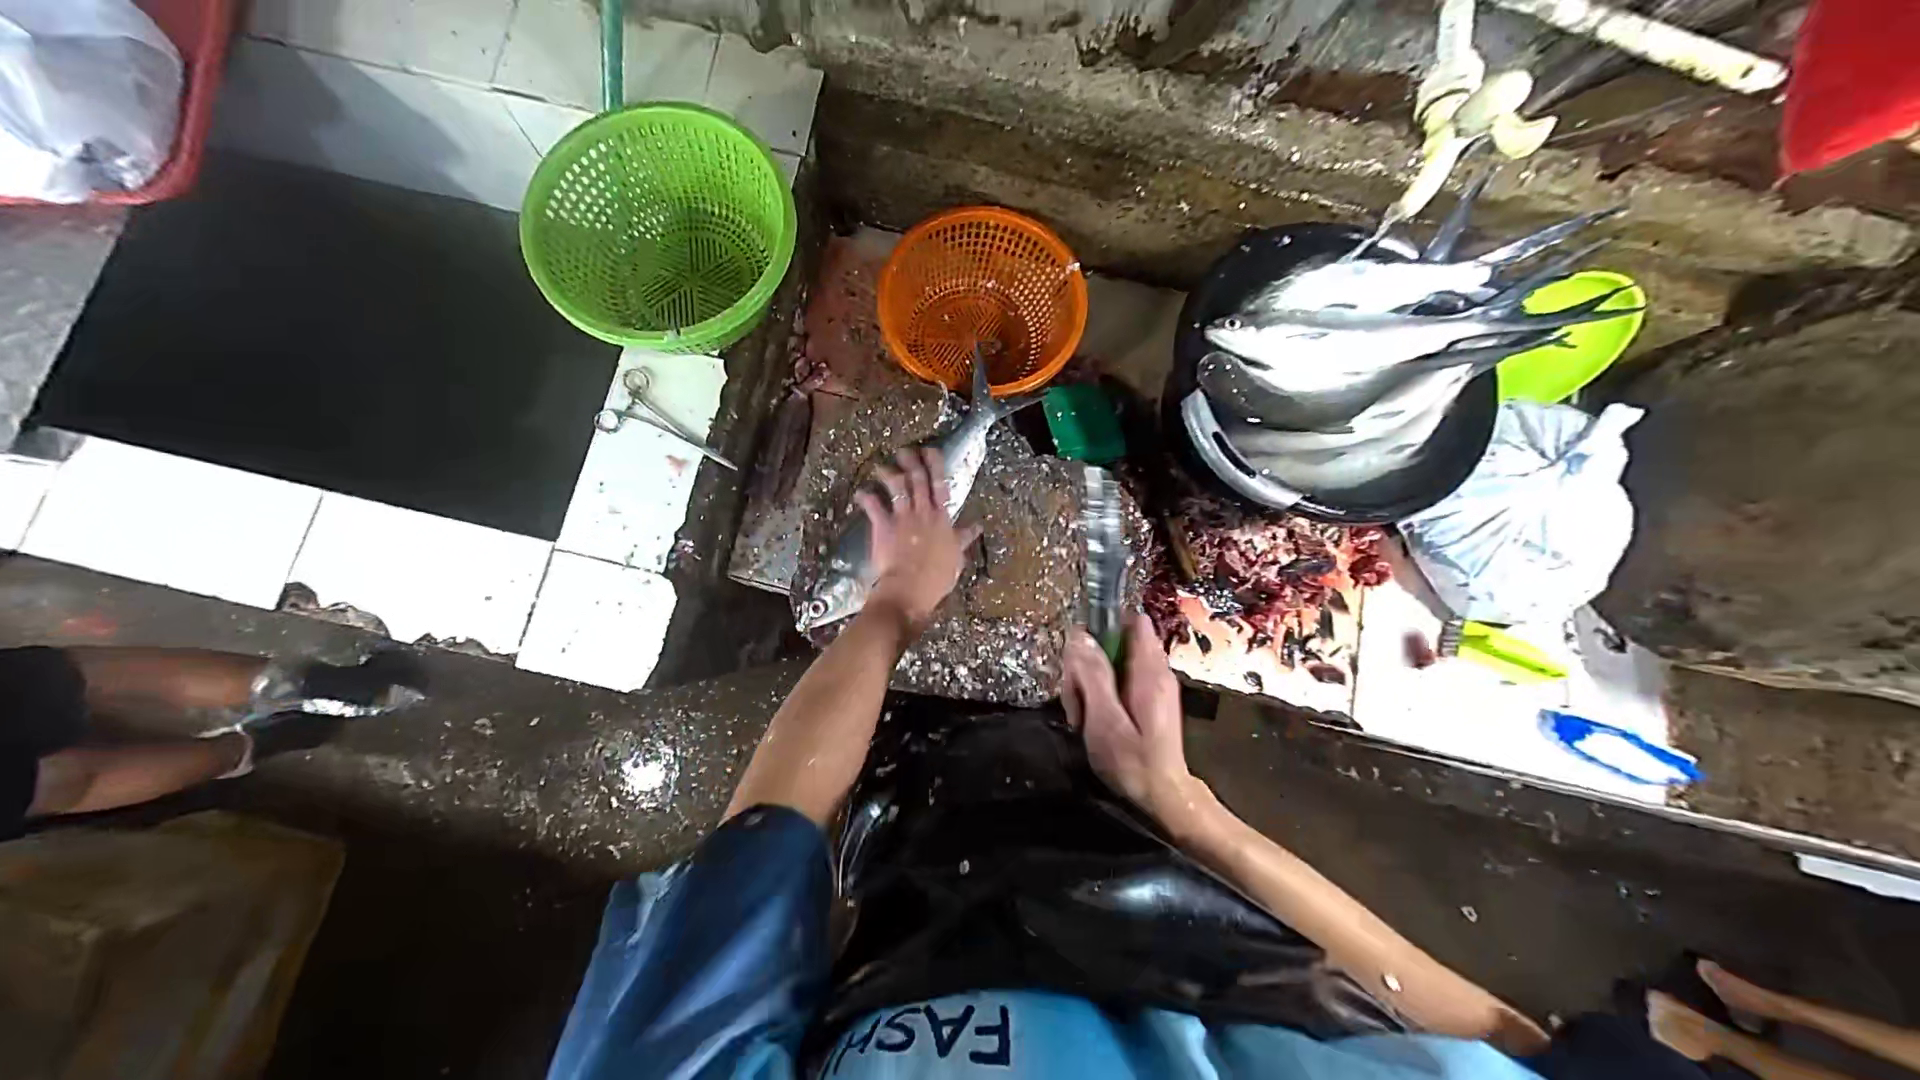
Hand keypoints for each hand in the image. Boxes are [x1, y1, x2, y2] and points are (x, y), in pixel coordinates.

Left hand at [856, 447, 981, 632]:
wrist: (910, 588)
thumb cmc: (937, 577)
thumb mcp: (956, 557)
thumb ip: (962, 538)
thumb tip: (975, 527)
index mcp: (942, 518)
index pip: (941, 484)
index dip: (935, 465)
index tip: (930, 451)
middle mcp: (923, 512)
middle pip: (918, 478)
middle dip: (911, 461)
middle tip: (905, 451)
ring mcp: (902, 517)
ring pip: (896, 486)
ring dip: (888, 473)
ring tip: (882, 466)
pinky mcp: (883, 526)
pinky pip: (872, 506)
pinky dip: (866, 497)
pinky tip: (861, 492)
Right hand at [1062, 613, 1206, 828]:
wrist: (1162, 798)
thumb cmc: (1134, 763)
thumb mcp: (1105, 720)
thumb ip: (1092, 675)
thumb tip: (1079, 635)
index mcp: (1149, 671)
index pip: (1132, 620)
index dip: (1103, 626)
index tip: (1080, 652)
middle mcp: (1154, 671)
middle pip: (1113, 642)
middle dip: (1086, 663)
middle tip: (1076, 699)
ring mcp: (1151, 685)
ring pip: (1110, 663)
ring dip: (1088, 683)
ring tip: (1082, 716)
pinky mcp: (1146, 699)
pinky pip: (1115, 681)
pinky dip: (1098, 695)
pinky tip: (1091, 720)